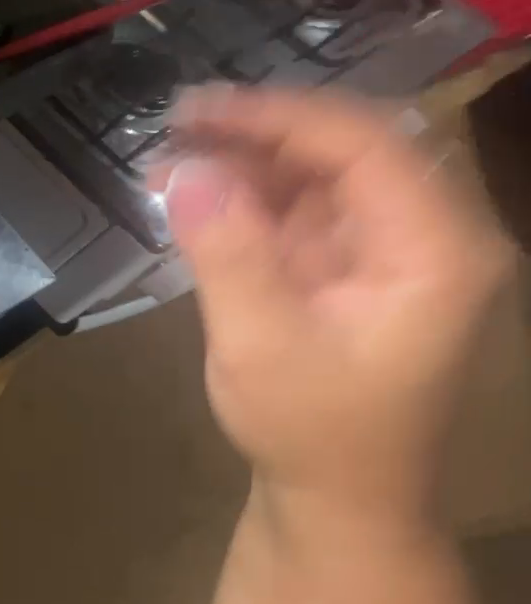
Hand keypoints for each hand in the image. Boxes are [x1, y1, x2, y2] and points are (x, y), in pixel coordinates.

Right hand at [160, 85, 515, 527]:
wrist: (339, 491)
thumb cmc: (311, 426)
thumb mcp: (260, 343)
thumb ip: (227, 254)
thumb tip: (182, 174)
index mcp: (435, 249)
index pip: (366, 147)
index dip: (279, 117)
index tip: (194, 112)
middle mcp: (425, 236)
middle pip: (349, 151)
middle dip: (260, 132)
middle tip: (174, 128)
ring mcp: (387, 252)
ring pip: (321, 177)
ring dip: (247, 162)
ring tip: (168, 161)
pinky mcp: (349, 271)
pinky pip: (301, 214)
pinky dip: (246, 200)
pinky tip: (195, 199)